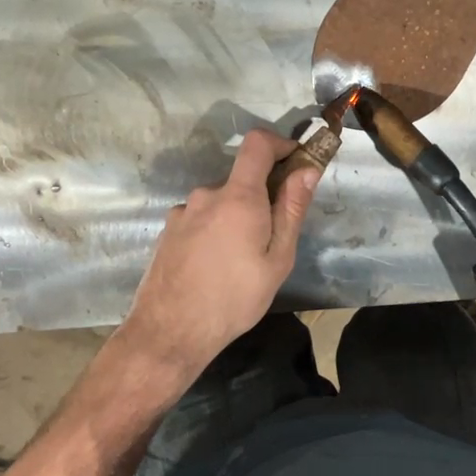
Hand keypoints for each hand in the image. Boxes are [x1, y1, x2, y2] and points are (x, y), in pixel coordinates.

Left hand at [116, 130, 319, 383]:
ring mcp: (182, 212)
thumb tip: (307, 170)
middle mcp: (206, 195)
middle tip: (272, 239)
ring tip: (241, 262)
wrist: (170, 331)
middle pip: (241, 180)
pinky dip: (215, 232)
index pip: (257, 144)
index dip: (280, 144)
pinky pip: (201, 220)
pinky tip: (215, 268)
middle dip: (261, 197)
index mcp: (238, 198)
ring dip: (236, 219)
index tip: (296, 162)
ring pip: (220, 203)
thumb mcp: (277, 259)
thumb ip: (291, 210)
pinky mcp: (168, 231)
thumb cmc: (235, 298)